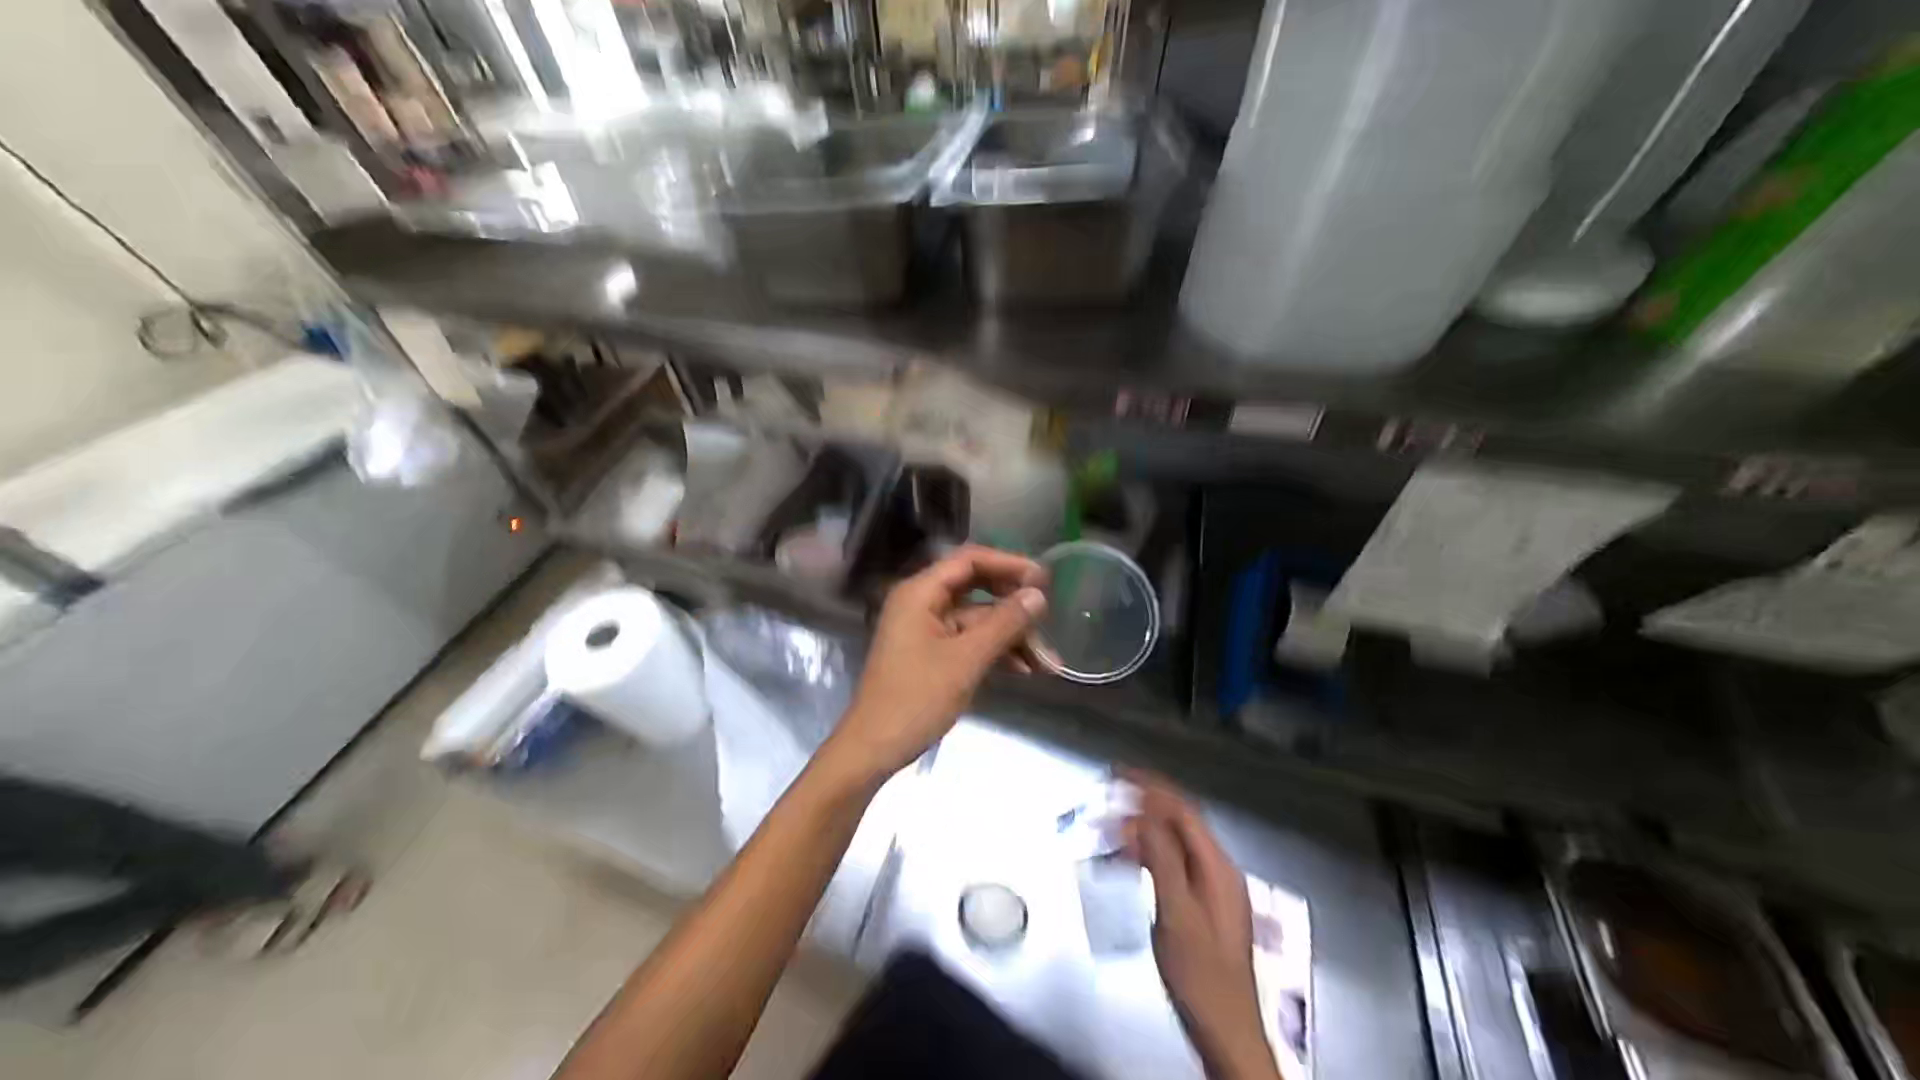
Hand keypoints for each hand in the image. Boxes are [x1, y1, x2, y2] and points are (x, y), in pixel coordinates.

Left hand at [823, 546, 1046, 782]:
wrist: (873, 749)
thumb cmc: (916, 699)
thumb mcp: (966, 660)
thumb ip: (1004, 623)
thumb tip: (1038, 595)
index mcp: (919, 593)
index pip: (969, 560)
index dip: (1008, 565)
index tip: (1044, 580)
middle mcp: (921, 604)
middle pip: (976, 589)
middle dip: (1014, 607)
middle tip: (1049, 619)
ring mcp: (925, 630)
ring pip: (977, 620)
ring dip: (1011, 637)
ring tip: (1049, 663)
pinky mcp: (930, 655)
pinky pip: (968, 642)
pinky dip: (995, 652)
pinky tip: (1026, 670)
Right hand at [1124, 772, 1278, 1079]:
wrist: (1225, 1030)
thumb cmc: (1202, 977)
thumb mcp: (1176, 915)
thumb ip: (1162, 861)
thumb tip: (1142, 818)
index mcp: (1218, 869)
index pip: (1183, 811)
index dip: (1151, 788)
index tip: (1119, 775)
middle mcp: (1219, 871)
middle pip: (1180, 822)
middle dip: (1144, 804)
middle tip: (1109, 795)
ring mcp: (1213, 889)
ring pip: (1175, 842)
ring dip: (1142, 830)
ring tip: (1110, 829)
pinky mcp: (1202, 905)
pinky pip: (1173, 862)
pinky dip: (1148, 853)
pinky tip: (1128, 860)